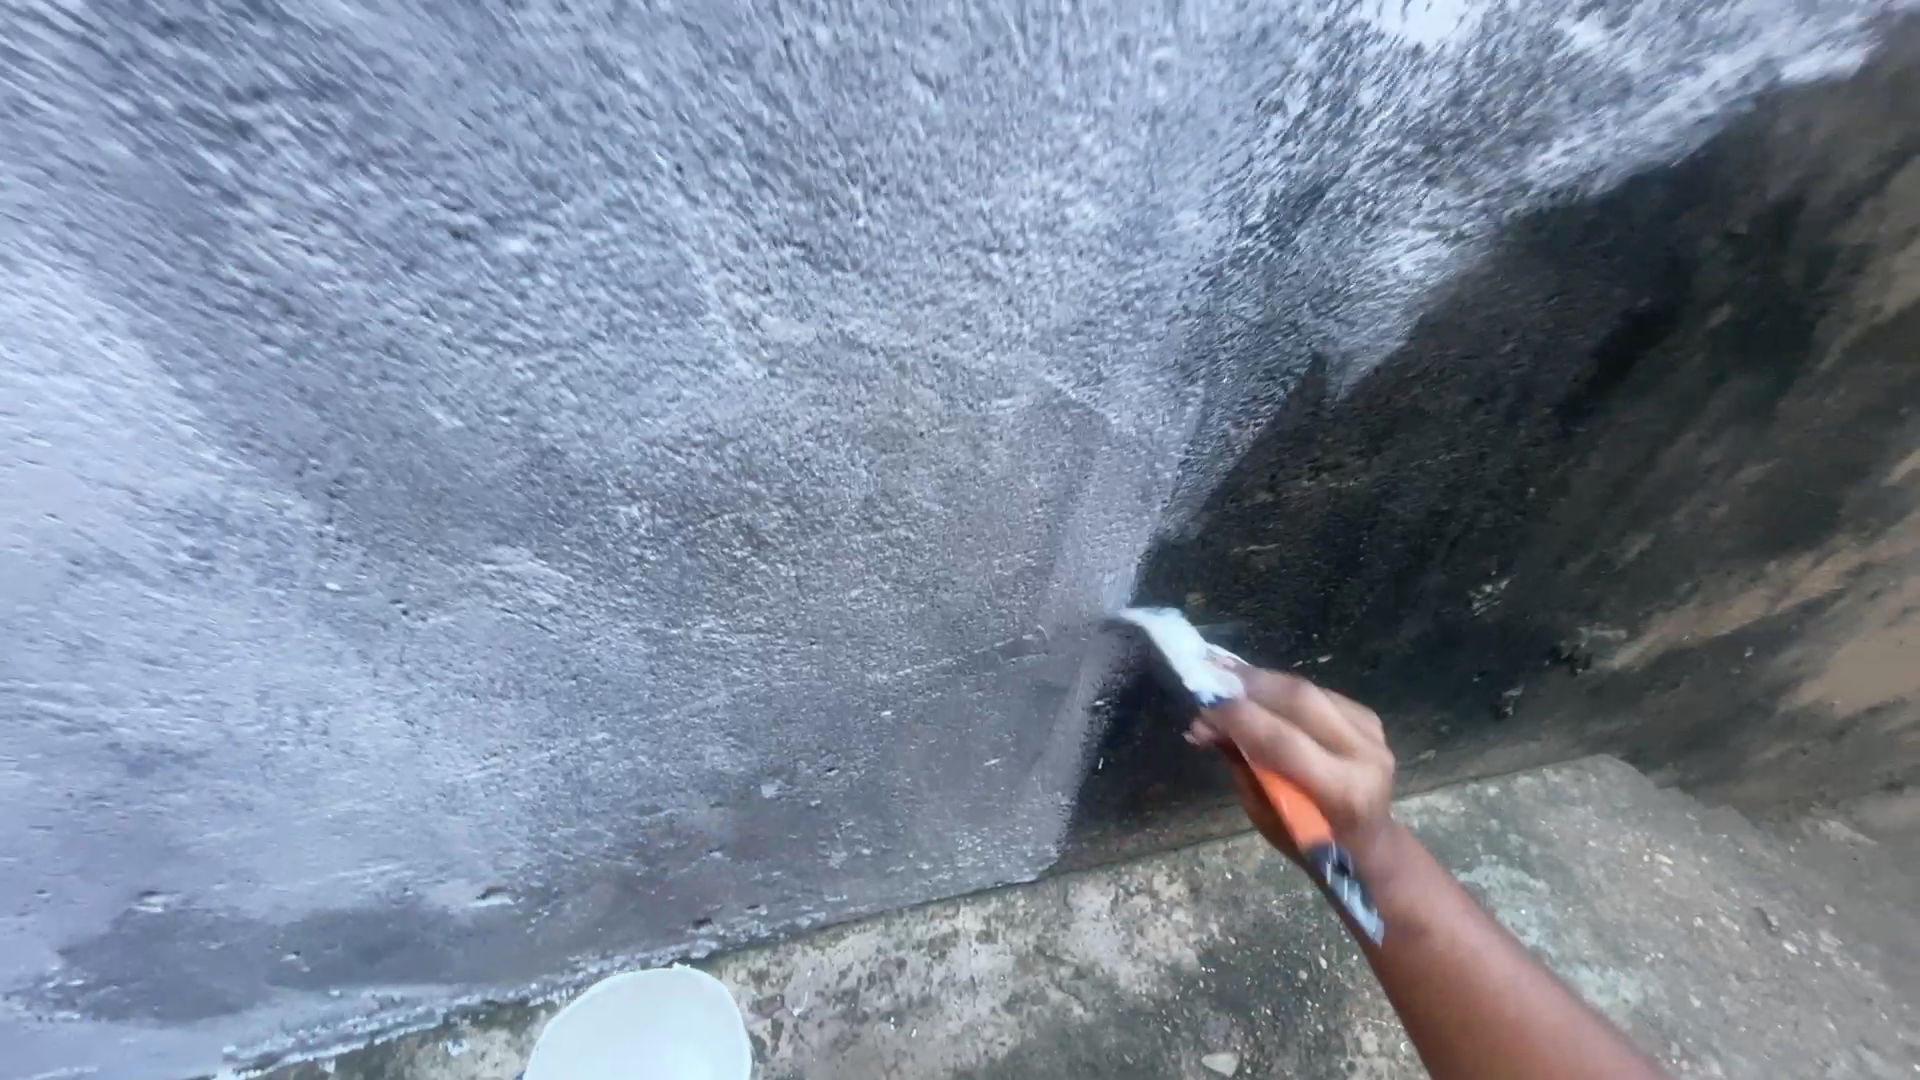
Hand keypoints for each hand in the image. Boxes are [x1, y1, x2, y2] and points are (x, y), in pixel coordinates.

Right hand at [1184, 664, 1395, 866]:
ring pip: (1307, 690)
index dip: (1238, 717)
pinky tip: (1258, 690)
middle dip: (1249, 685)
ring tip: (1226, 674)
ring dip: (1262, 680)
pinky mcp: (1369, 720)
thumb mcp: (1265, 812)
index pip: (1282, 741)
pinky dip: (1282, 689)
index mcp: (1341, 791)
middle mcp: (1363, 755)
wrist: (1366, 844)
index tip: (1203, 707)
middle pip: (1299, 700)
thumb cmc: (1309, 841)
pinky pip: (1317, 692)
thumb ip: (1241, 763)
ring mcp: (1371, 734)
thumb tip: (1203, 724)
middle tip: (1211, 677)